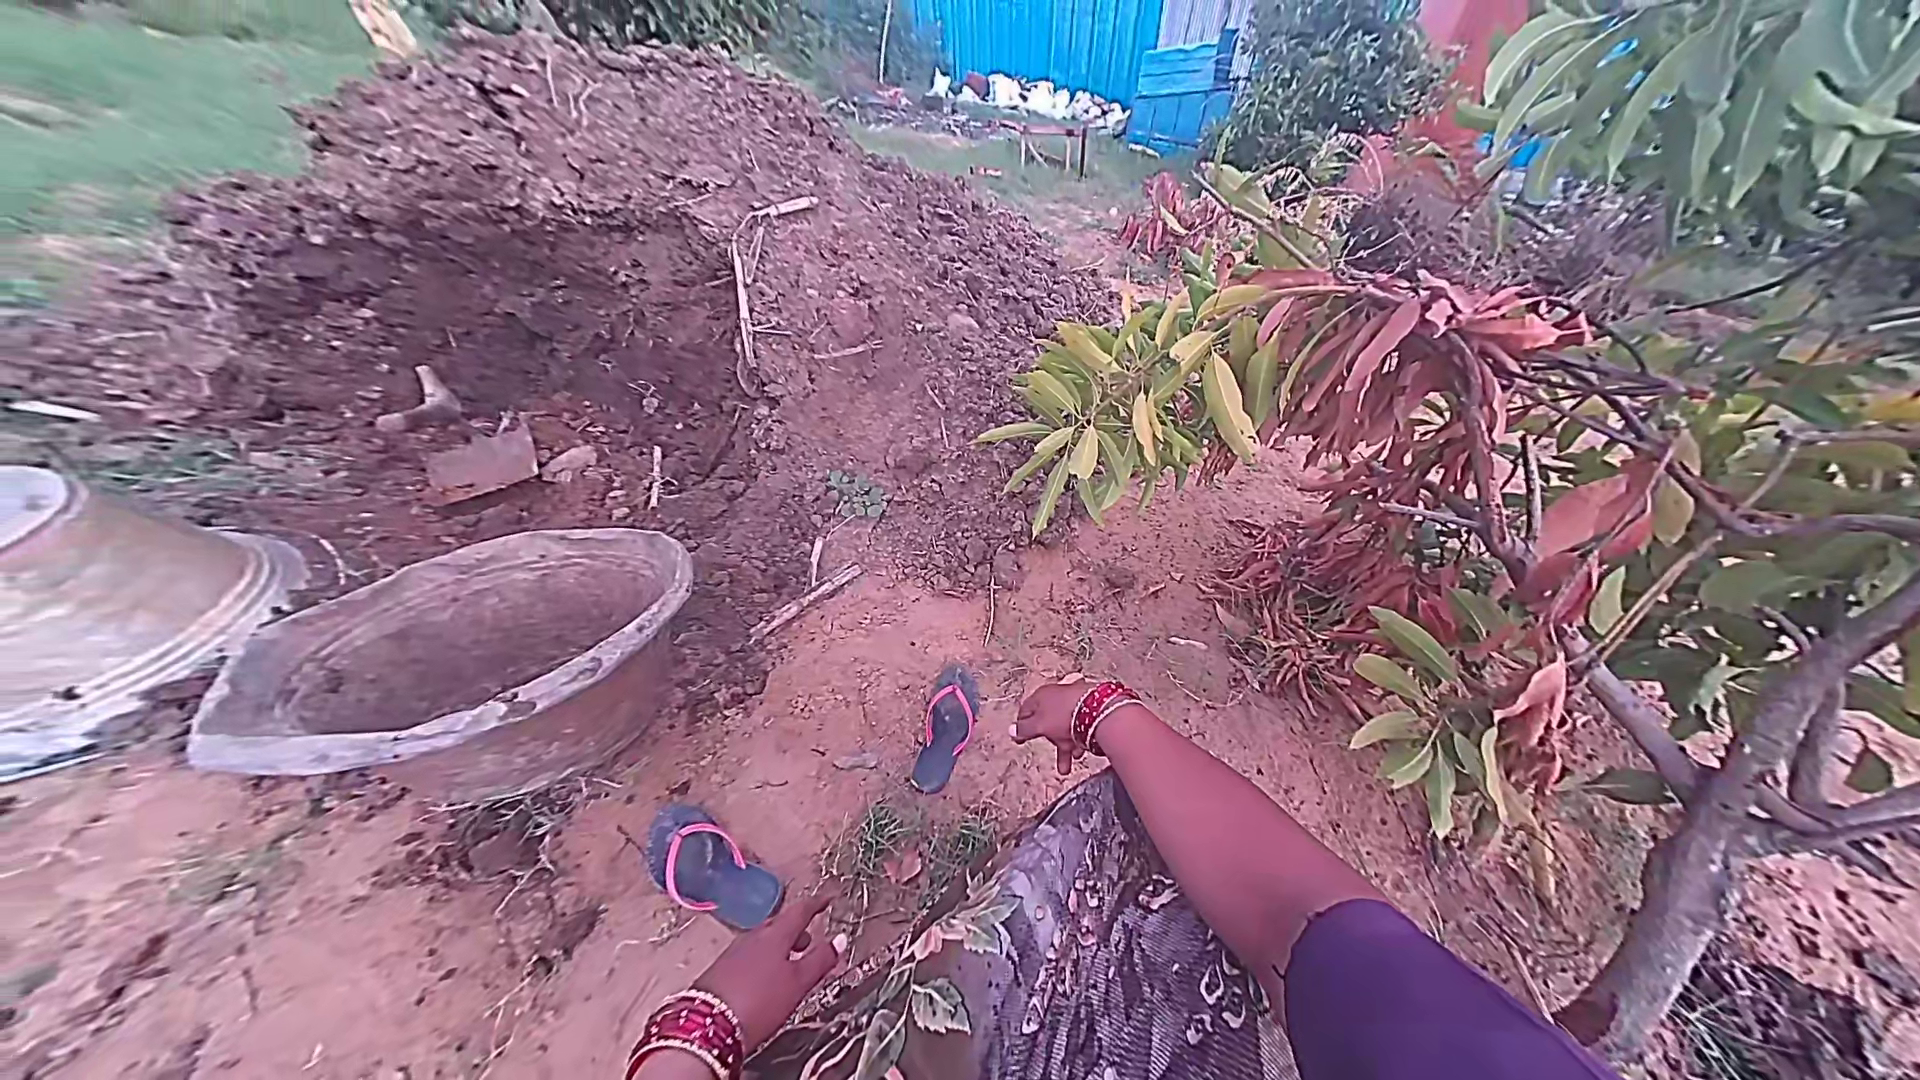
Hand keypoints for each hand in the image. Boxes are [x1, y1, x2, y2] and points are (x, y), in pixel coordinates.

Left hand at [691, 891, 844, 1050]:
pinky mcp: (720, 970)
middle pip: (780, 924)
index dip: (816, 904)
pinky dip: (762, 958)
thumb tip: (840, 939)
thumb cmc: (759, 1001)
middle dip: (796, 928)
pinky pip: (748, 954)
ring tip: (789, 960)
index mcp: (777, 933)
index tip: (827, 898)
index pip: (801, 910)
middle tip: (809, 936)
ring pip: (763, 940)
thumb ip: (820, 960)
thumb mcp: (798, 983)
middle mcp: (754, 936)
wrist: (707, 1027)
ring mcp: (734, 952)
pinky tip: (763, 976)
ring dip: (779, 945)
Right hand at [1011, 678, 1090, 776]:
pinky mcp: (1090, 709)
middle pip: (1047, 721)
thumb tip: (1011, 730)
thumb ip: (1024, 729)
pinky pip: (1079, 727)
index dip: (1022, 725)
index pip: (1026, 711)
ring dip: (1066, 746)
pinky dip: (1078, 741)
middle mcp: (1057, 696)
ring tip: (1069, 764)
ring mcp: (1074, 702)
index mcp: (1041, 695)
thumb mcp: (1039, 725)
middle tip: (1050, 751)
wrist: (1100, 712)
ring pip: (1065, 727)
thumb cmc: (1065, 715)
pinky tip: (1081, 752)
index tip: (1020, 737)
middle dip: (1050, 741)